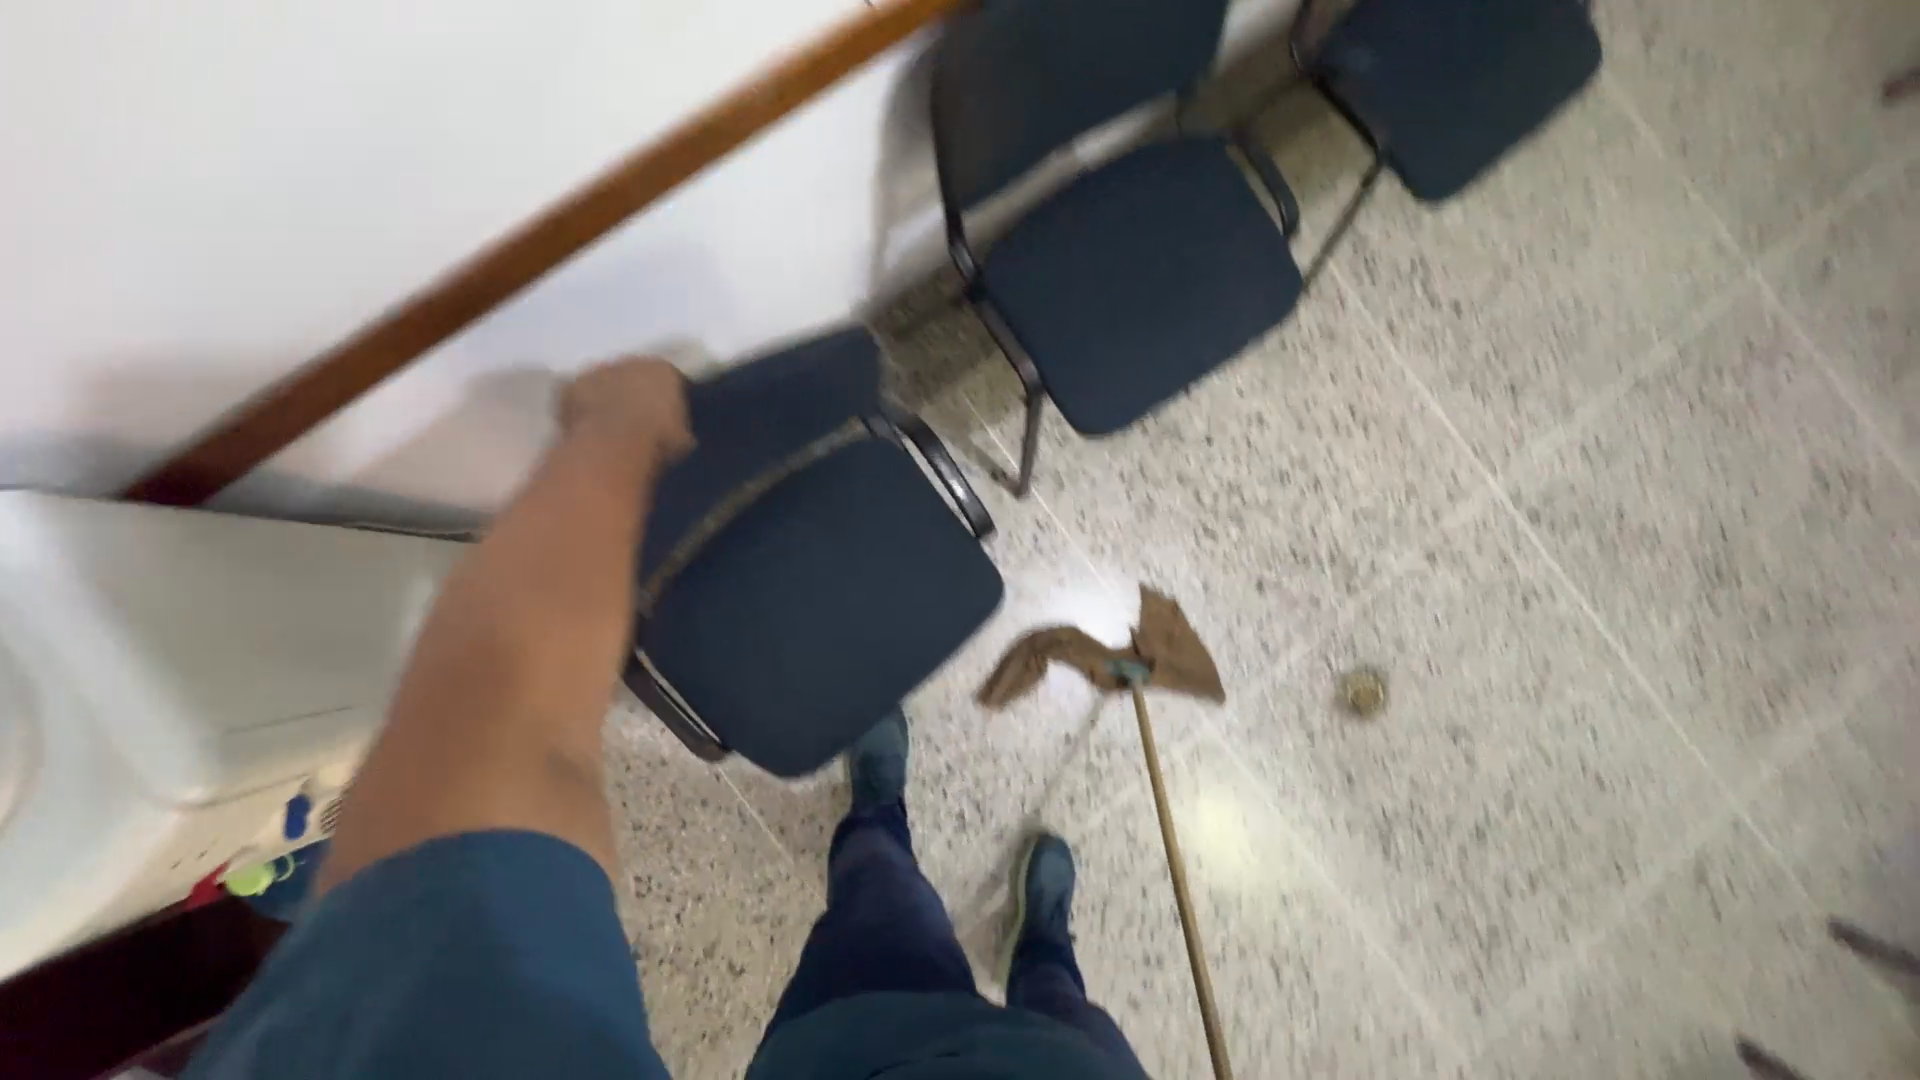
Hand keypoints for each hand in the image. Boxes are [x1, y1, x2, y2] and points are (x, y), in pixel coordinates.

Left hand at [559, 356, 694, 462]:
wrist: (614, 444)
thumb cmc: (657, 440)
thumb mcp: (683, 438)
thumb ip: (680, 427)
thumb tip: (680, 433)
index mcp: (664, 369)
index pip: (669, 378)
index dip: (667, 398)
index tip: (667, 416)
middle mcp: (631, 361)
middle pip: (634, 375)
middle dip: (635, 393)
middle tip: (637, 419)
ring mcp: (597, 371)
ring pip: (605, 383)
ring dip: (607, 397)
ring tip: (611, 425)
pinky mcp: (570, 386)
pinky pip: (578, 397)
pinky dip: (582, 409)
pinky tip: (588, 428)